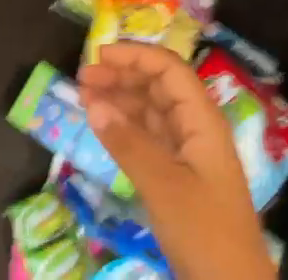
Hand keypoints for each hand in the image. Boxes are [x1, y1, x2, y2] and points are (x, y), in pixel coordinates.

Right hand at [79, 43, 275, 279]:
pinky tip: (105, 128)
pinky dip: (127, 129)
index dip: (136, 56)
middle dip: (123, 76)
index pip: (170, 70)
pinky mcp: (181, 178)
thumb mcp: (163, 186)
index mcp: (203, 121)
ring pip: (153, 112)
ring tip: (85, 98)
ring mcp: (190, 154)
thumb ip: (128, 143)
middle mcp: (198, 129)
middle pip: (160, 87)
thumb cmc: (205, 231)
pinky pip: (151, 138)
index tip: (99, 56)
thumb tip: (94, 104)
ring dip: (122, 100)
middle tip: (82, 78)